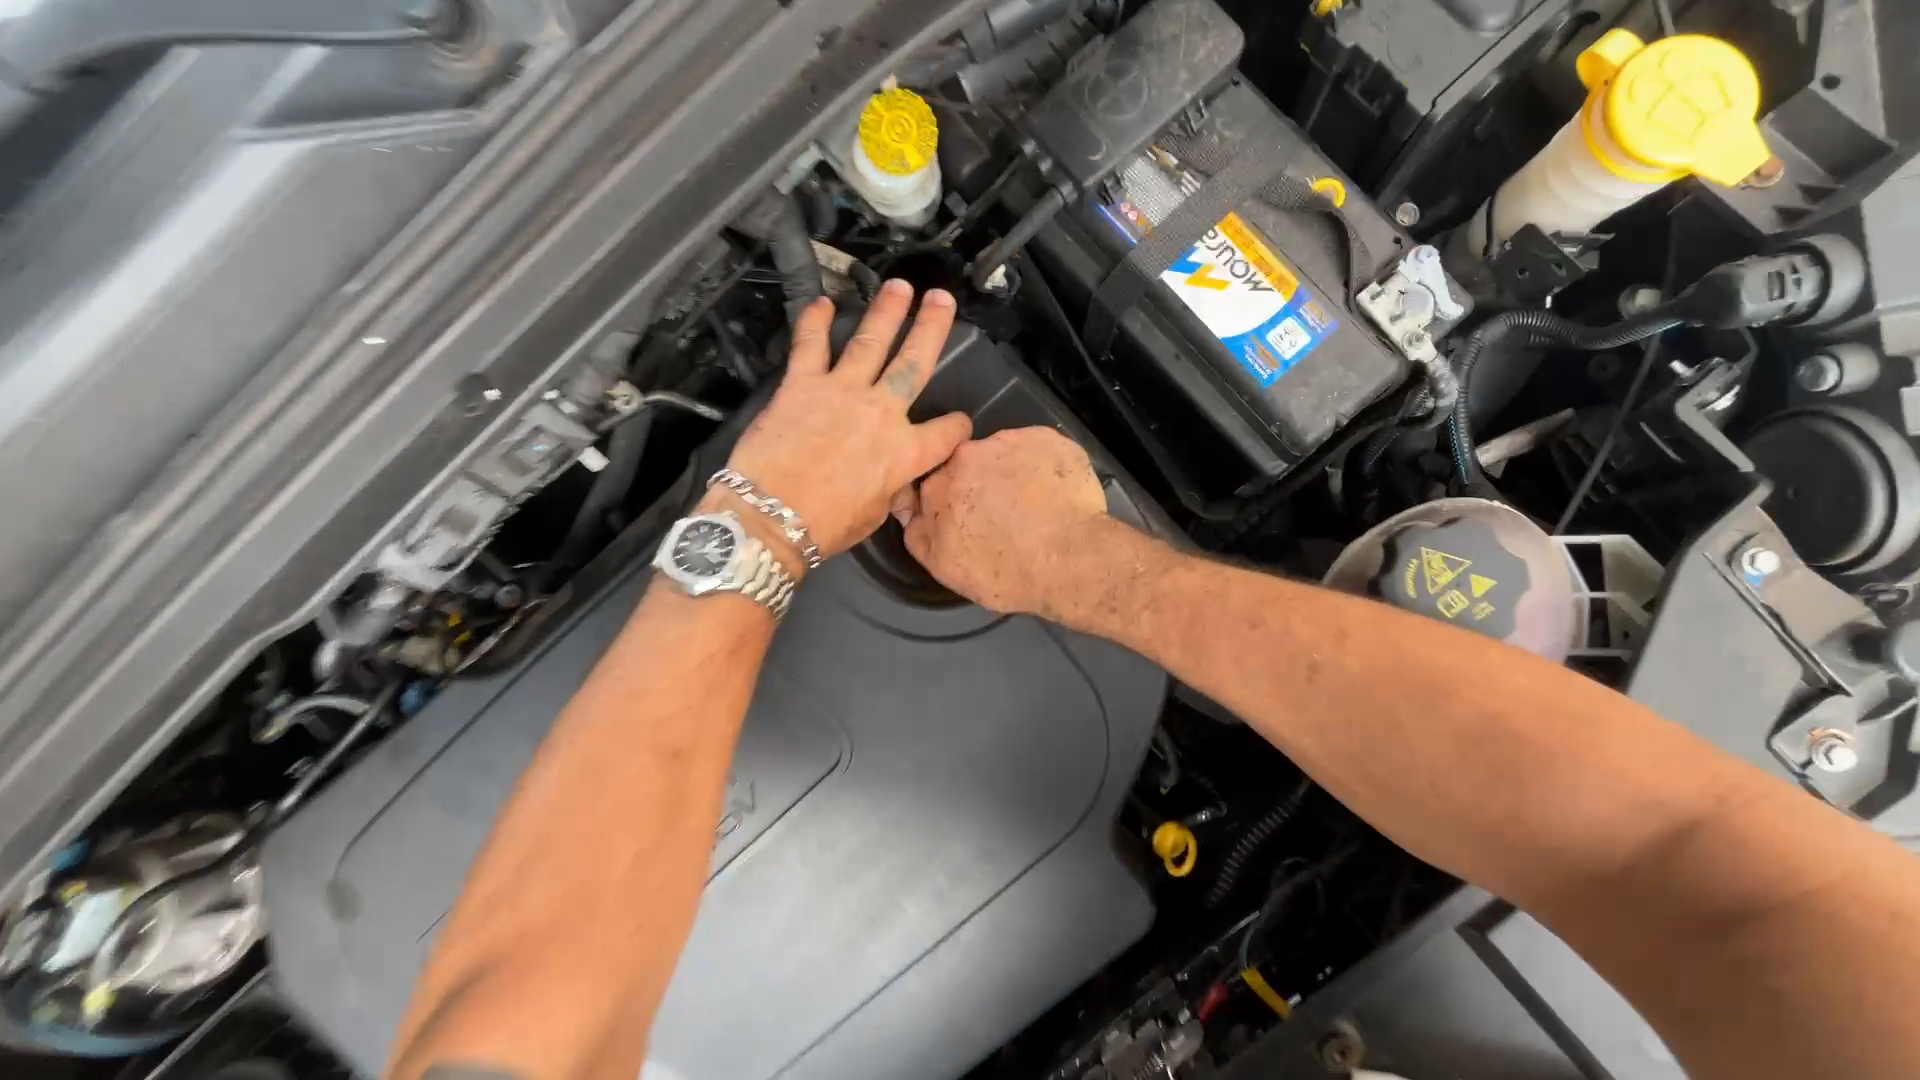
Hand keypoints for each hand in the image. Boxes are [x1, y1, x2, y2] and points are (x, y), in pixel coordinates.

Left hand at [722, 281, 971, 561]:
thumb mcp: (874, 514)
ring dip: (887, 311)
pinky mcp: (801, 385)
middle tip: (942, 298)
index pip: (948, 432)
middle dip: (931, 326)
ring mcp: (841, 392)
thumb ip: (889, 486)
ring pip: (871, 341)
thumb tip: (891, 477)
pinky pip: (811, 345)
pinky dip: (816, 321)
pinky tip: (823, 304)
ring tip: (900, 287)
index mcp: (906, 453)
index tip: (960, 424)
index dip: (959, 428)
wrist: (770, 517)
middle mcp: (881, 413)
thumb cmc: (825, 526)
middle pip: (914, 362)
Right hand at [901, 426, 1111, 617]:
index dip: (952, 499)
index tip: (970, 516)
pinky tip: (1056, 494)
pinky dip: (1045, 467)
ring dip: (1014, 472)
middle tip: (1004, 512)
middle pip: (968, 463)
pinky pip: (1039, 449)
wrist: (1069, 559)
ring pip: (1005, 453)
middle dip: (981, 481)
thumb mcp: (946, 569)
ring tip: (1035, 505)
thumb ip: (919, 535)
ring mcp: (1008, 442)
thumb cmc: (1007, 572)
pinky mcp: (1045, 438)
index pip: (934, 482)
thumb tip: (910, 512)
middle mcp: (966, 456)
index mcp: (937, 487)